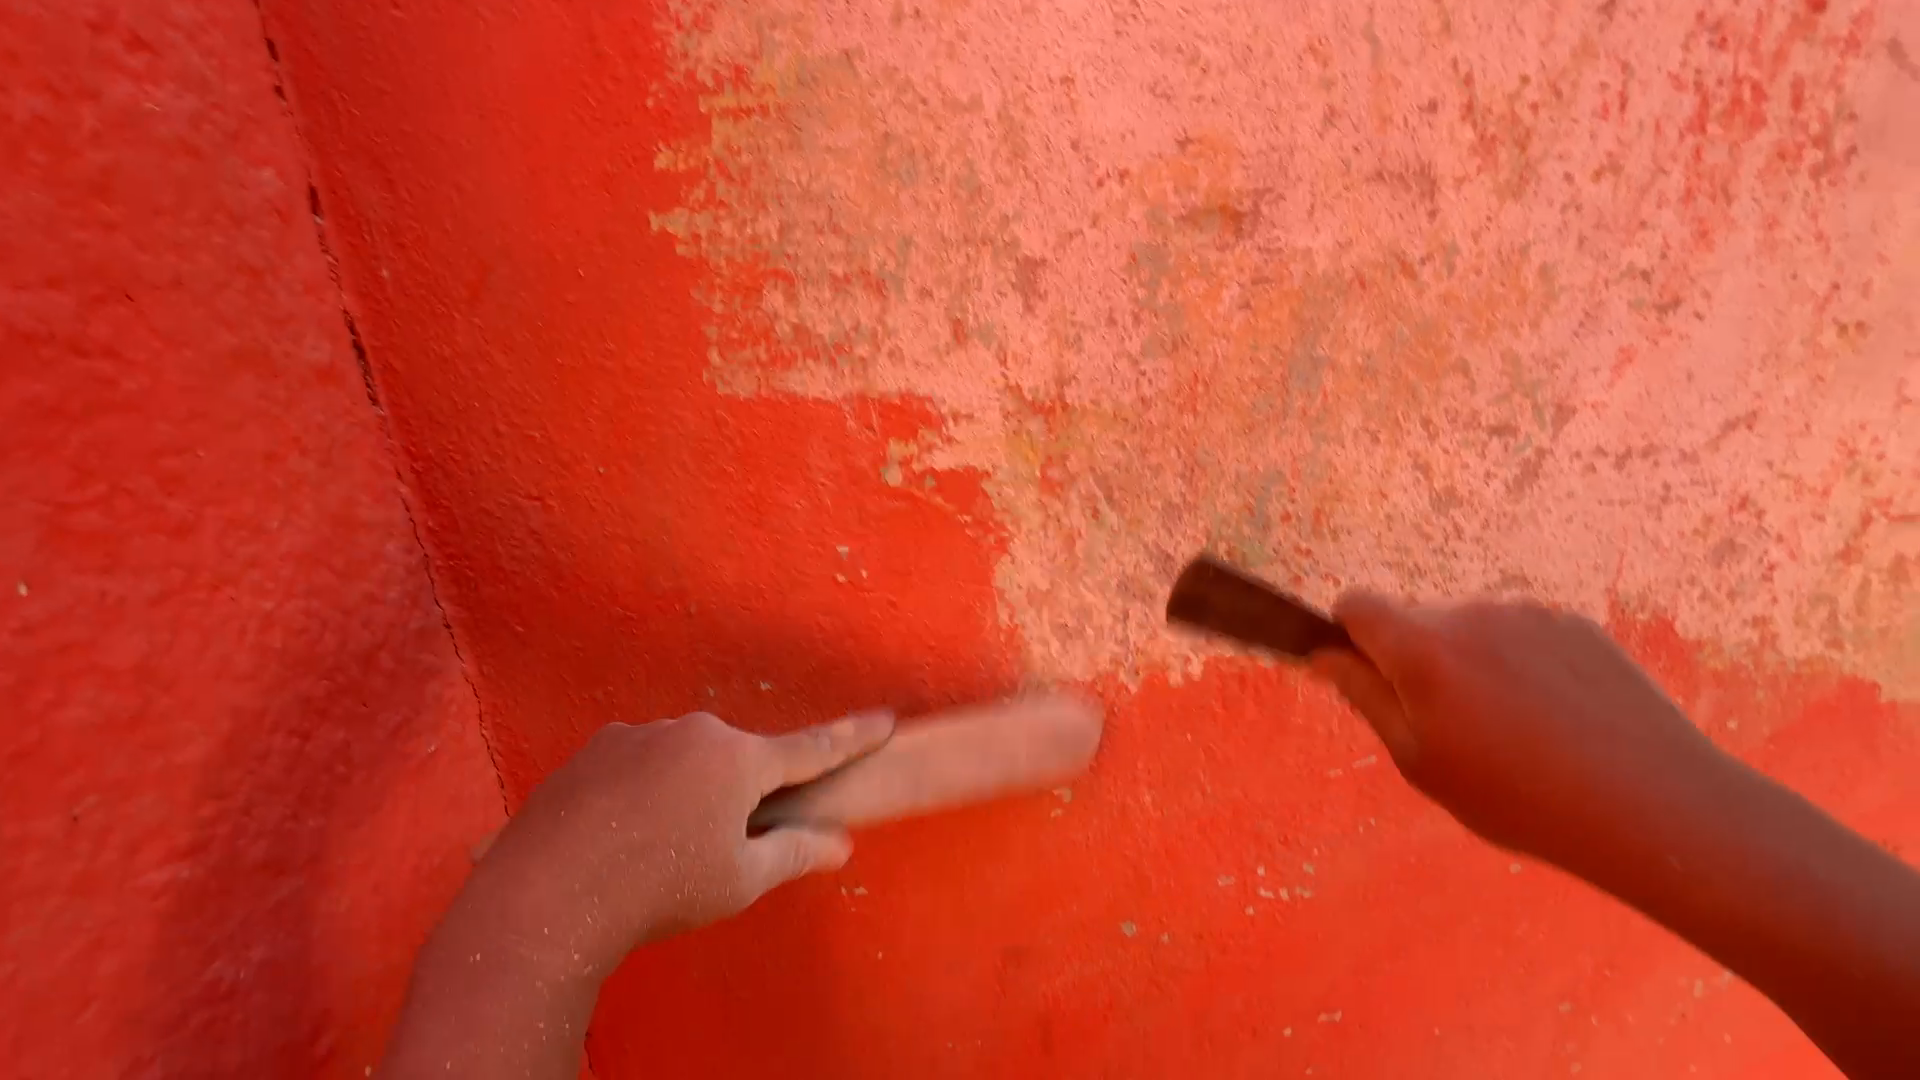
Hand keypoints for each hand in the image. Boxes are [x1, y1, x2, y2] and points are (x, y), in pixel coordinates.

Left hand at [461, 708, 893, 980]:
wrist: (545, 898)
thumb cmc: (660, 890)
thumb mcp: (739, 880)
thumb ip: (796, 852)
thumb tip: (842, 845)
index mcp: (739, 761)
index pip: (812, 748)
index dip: (852, 737)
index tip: (884, 718)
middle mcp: (694, 733)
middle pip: (738, 758)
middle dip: (739, 790)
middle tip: (714, 841)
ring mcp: (640, 735)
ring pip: (685, 759)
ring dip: (686, 790)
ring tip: (653, 847)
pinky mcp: (596, 748)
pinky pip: (639, 763)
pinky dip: (642, 790)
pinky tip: (618, 835)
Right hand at [1310, 594, 1727, 872]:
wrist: (1657, 808)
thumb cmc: (1516, 797)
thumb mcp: (1417, 760)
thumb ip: (1364, 696)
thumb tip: (1323, 655)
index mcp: (1421, 646)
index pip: (1356, 603)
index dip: (1349, 634)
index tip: (1368, 676)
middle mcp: (1468, 612)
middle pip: (1411, 615)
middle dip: (1409, 653)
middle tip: (1446, 719)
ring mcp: (1527, 612)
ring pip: (1464, 623)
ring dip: (1462, 655)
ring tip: (1507, 720)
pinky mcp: (1574, 622)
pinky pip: (1514, 628)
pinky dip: (1511, 657)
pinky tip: (1549, 710)